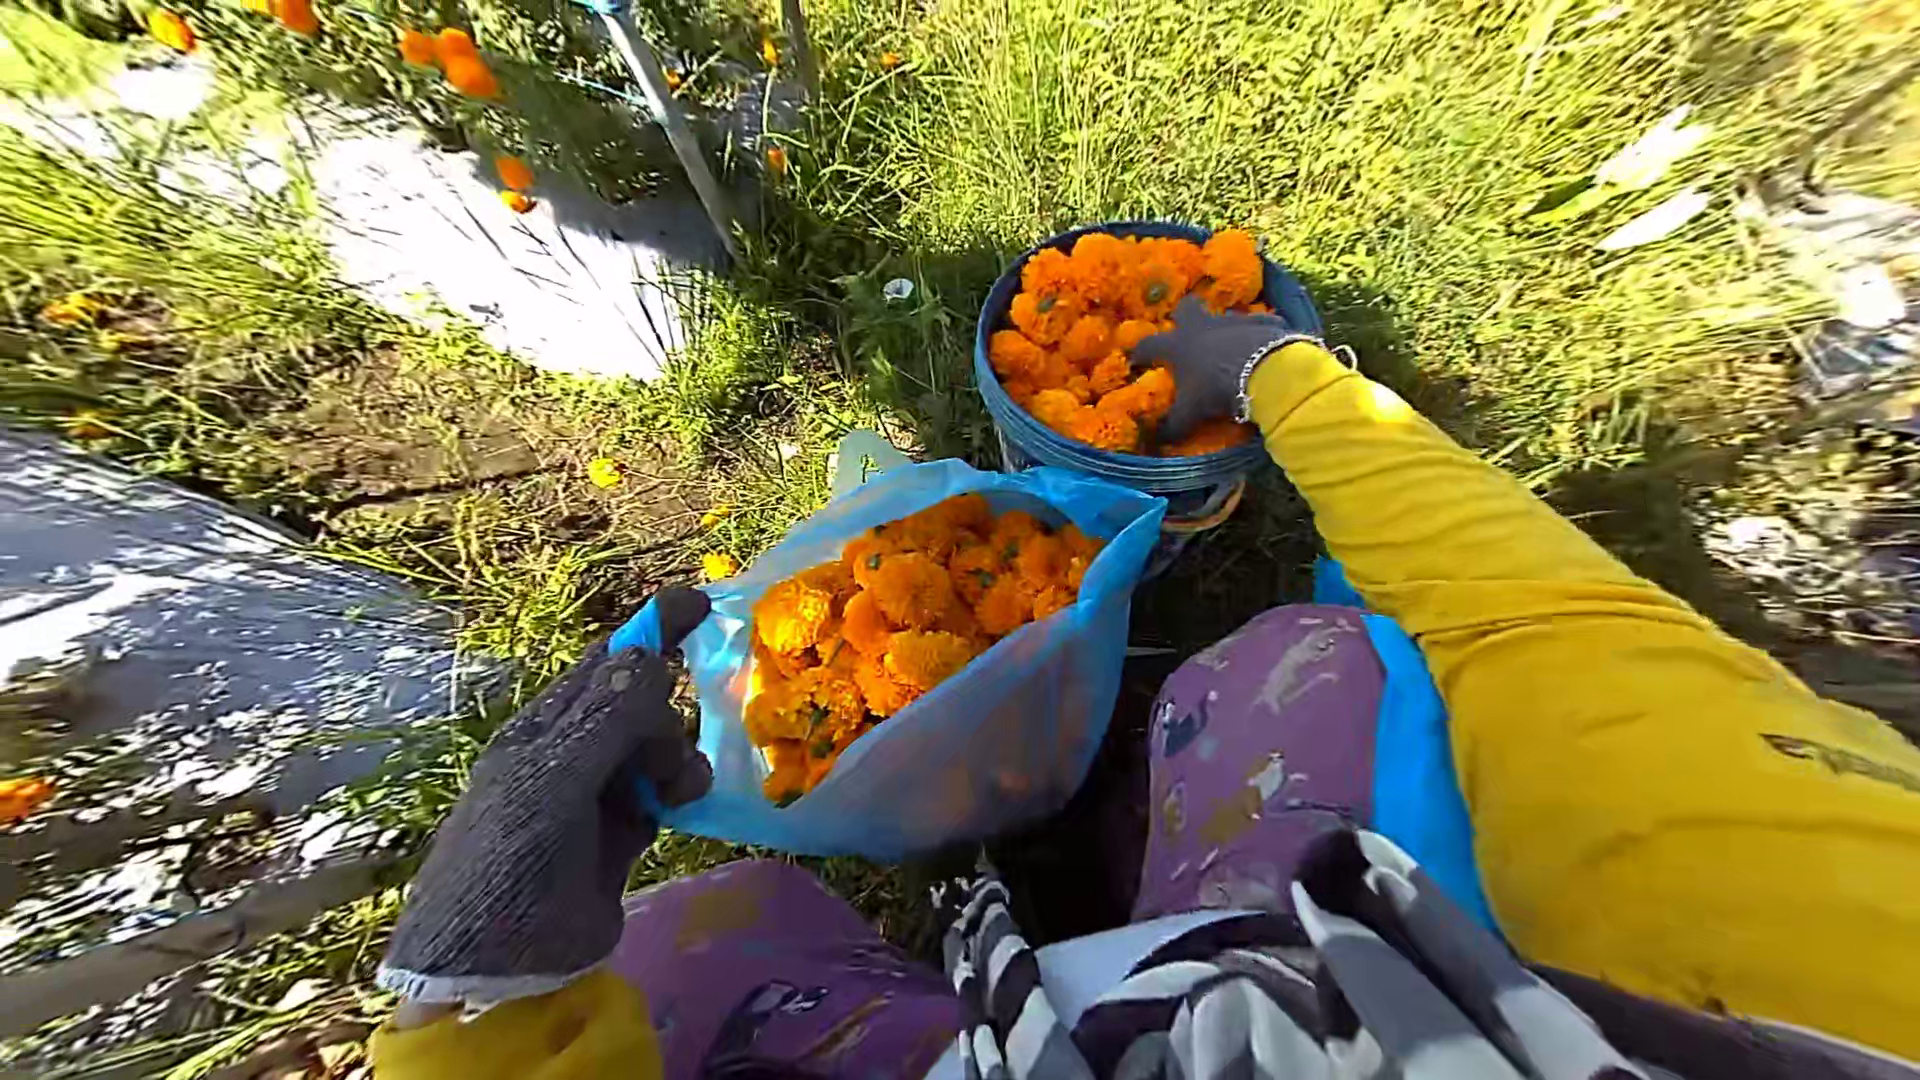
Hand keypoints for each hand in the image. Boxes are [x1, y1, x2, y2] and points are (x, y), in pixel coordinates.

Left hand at [377, 588, 711, 1006]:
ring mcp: (607, 783)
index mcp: (549, 726)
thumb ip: (605, 717)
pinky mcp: (632, 818)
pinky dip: (683, 785)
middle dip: (663, 710)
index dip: (650, 627)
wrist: (499, 964)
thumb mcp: (552, 781)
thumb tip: (648, 656)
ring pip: (665, 740)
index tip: (697, 603)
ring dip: (675, 756)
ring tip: (670, 790)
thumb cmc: (510, 861)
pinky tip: (676, 805)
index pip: (607, 659)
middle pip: (643, 698)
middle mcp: (580, 746)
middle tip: (670, 737)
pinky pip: (673, 780)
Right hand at [1130, 296, 1314, 440]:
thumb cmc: (1216, 390)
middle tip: (1186, 332)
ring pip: (1225, 316)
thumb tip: (1158, 439)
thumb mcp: (1190, 414)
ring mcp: (1236, 321)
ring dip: (1224, 329)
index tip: (1137, 360)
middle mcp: (1203, 326)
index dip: (1141, 352)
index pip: (1149, 344)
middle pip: (1187, 308)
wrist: (1266, 372)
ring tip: (1228, 347)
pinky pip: (1261, 324)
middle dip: (1184, 315)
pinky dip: (1260, 334)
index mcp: (1178, 346)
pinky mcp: (1266, 323)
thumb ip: (1172, 426)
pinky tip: (1263, 346)